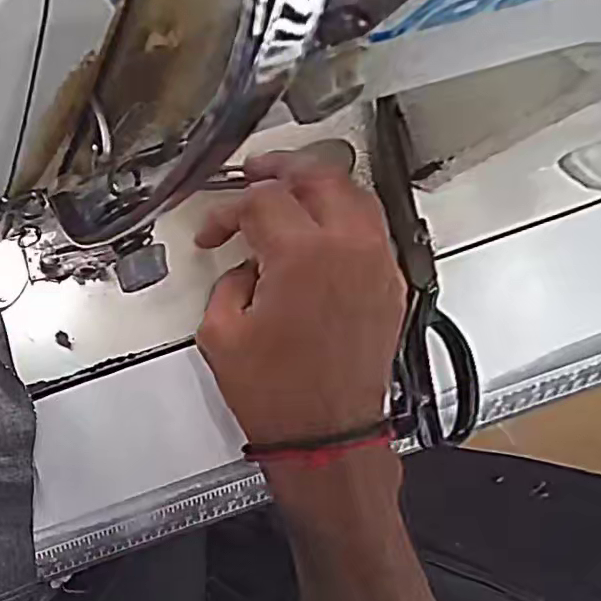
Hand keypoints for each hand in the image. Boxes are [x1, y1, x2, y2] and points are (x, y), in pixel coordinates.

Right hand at [193, 153, 405, 447]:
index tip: (211, 232)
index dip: (227, 210)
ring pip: (354, 194)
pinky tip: (317, 232)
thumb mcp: (220, 335)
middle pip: (319, 176)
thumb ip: (227, 285)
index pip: (262, 202)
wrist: (324, 430)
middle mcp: (349, 247)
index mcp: (302, 256)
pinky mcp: (389, 282)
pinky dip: (341, 216)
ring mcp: (377, 263)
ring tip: (287, 194)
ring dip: (316, 187)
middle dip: (280, 170)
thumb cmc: (276, 392)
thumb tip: (245, 270)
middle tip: (254, 174)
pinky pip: (369, 227)